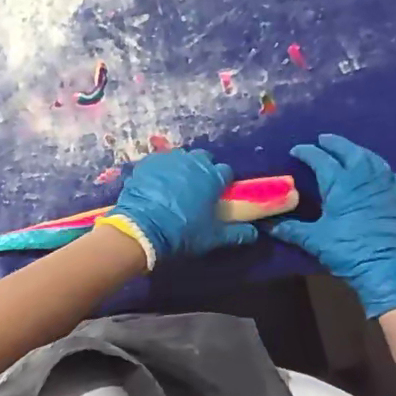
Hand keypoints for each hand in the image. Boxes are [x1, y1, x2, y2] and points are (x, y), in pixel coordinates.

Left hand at [101, 149, 256, 268]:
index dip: (222, 183)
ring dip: (181, 167)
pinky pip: (158, 162)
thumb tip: (253, 233)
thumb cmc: (183, 232)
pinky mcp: (147, 162)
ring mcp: (168, 159)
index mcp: (213, 176)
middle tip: (196, 188)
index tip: (217, 194)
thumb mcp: (213, 237)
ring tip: (175, 185)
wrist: (142, 229)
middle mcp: (193, 161)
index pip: (226, 172)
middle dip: (203, 169)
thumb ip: (236, 234)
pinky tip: (155, 183)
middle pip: (203, 159)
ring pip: (180, 158)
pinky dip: (160, 170)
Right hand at [266, 134, 395, 317]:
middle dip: (334, 143)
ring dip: (357, 150)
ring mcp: (384, 185)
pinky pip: (388, 172)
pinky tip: (374, 169)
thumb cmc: (346, 249)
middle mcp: (362, 178)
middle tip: (322, 140)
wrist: (386, 266)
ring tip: (347, 150)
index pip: (320, 159)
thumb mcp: (313, 239)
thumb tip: (267, 226)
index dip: (307, 152)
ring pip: (370, 158)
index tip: (296, 150)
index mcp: (339, 183)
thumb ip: (290, 229)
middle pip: (348, 151)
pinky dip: (377, 165)